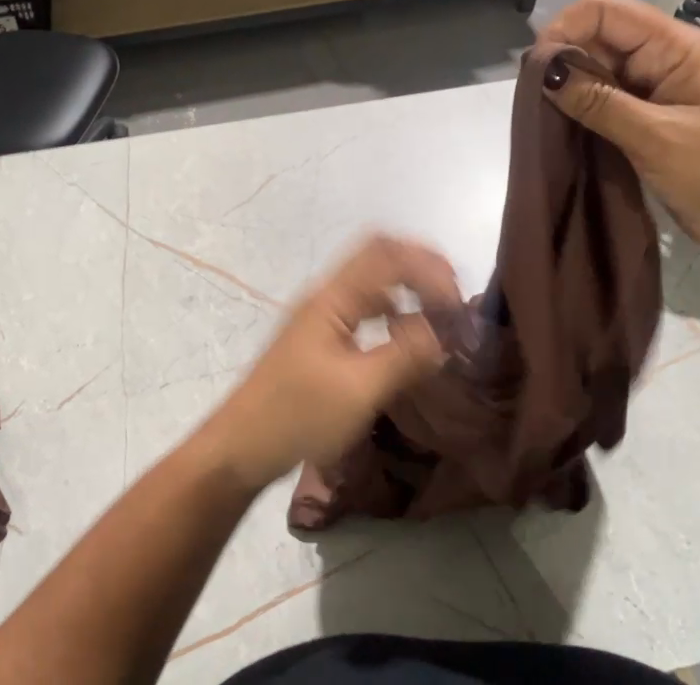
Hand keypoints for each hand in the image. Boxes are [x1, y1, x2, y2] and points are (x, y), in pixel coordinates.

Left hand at [204, 236, 460, 489]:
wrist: (241, 446)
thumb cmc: (298, 417)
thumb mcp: (359, 390)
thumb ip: (405, 355)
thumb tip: (445, 331)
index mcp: (332, 298)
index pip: (386, 253)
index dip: (427, 264)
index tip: (458, 301)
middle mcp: (325, 296)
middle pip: (378, 258)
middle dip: (420, 270)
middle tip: (454, 301)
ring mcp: (319, 317)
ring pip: (371, 284)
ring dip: (407, 291)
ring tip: (440, 319)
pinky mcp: (318, 339)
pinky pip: (363, 309)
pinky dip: (392, 314)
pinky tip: (406, 342)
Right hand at [539, 0, 699, 252]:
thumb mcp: (659, 138)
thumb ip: (599, 102)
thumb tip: (545, 71)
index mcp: (674, 46)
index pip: (603, 11)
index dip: (564, 30)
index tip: (538, 72)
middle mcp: (661, 58)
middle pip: (595, 37)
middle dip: (562, 61)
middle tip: (536, 103)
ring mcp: (654, 91)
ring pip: (596, 71)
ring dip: (569, 90)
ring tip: (545, 119)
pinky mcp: (648, 121)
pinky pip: (604, 103)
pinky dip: (581, 113)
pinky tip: (563, 131)